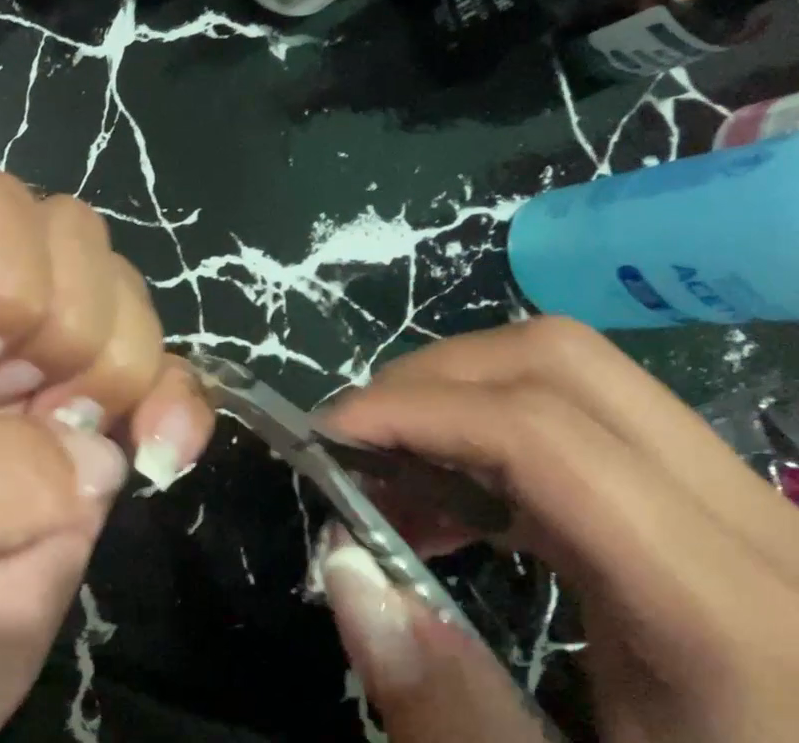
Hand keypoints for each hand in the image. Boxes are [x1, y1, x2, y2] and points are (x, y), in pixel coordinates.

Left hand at [0, 173, 212, 742]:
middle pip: (69, 243)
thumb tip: (90, 452)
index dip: (1, 276)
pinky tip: (163, 460)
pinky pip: (166, 387)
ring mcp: (37, 400)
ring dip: (127, 369)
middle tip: (31, 420)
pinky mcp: (89, 464)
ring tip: (85, 457)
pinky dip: (183, 406)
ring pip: (123, 306)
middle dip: (71, 326)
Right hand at [315, 317, 798, 742]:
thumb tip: (344, 568)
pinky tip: (454, 509)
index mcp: (733, 612)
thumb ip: (455, 710)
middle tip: (355, 446)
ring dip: (456, 403)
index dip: (413, 411)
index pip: (546, 436)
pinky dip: (492, 438)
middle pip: (564, 366)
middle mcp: (763, 532)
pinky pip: (593, 426)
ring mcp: (754, 514)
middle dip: (429, 381)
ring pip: (578, 379)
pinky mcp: (725, 519)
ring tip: (393, 482)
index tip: (321, 438)